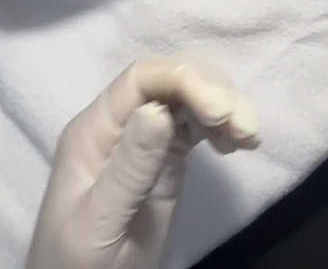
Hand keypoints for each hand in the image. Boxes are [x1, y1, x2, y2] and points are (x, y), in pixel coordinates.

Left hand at [28, 55, 259, 268]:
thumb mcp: (98, 224)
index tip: (220, 109)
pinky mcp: (165, 156)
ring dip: (224, 107)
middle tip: (245, 125)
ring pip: (189, 98)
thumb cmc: (77, 268)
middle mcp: (120, 123)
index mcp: (95, 129)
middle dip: (212, 91)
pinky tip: (240, 143)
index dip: (185, 79)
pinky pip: (197, 125)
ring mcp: (144, 138)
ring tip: (249, 135)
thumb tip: (159, 109)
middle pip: (171, 80)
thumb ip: (128, 168)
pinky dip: (223, 126)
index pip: (142, 78)